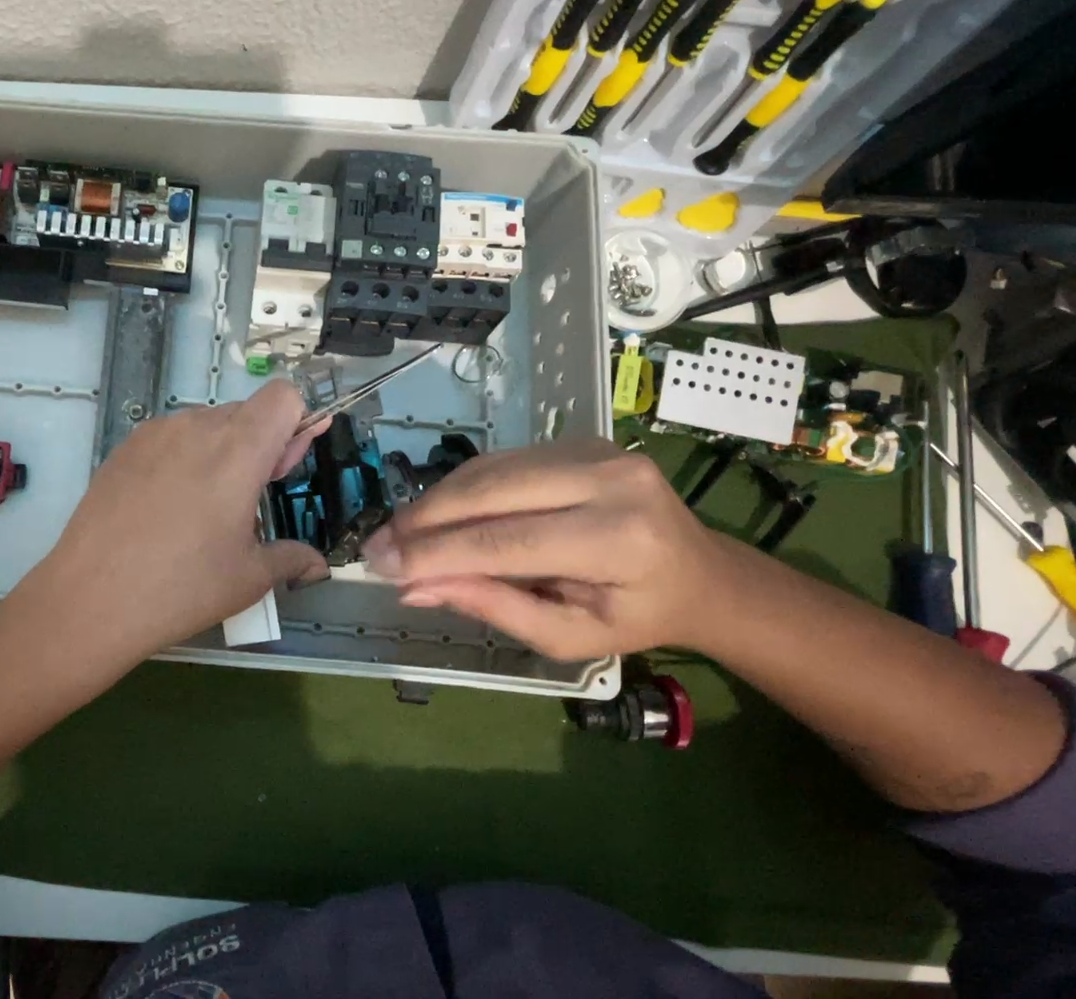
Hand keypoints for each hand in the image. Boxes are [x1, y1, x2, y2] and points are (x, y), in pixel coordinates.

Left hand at [25, 380, 331, 655]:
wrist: (91, 598)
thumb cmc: (182, 587)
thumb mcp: (248, 578)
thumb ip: (292, 558)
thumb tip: (316, 564)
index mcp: (239, 449)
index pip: (283, 396)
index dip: (293, 427)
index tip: (280, 472)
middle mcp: (196, 427)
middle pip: (245, 413)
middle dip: (258, 447)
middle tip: (245, 503)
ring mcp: (154, 434)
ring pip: (204, 425)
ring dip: (218, 453)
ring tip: (200, 512)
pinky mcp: (123, 448)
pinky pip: (169, 439)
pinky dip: (181, 460)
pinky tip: (164, 510)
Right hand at [360, 439, 734, 659]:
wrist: (698, 572)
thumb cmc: (635, 615)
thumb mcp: (569, 635)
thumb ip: (495, 607)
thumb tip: (416, 588)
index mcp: (619, 538)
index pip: (507, 542)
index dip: (437, 554)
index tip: (382, 567)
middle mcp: (611, 479)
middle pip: (490, 491)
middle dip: (423, 520)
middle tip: (377, 547)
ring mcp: (595, 449)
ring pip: (487, 469)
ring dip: (433, 502)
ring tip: (397, 535)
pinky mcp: (578, 440)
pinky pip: (499, 461)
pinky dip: (458, 489)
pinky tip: (434, 516)